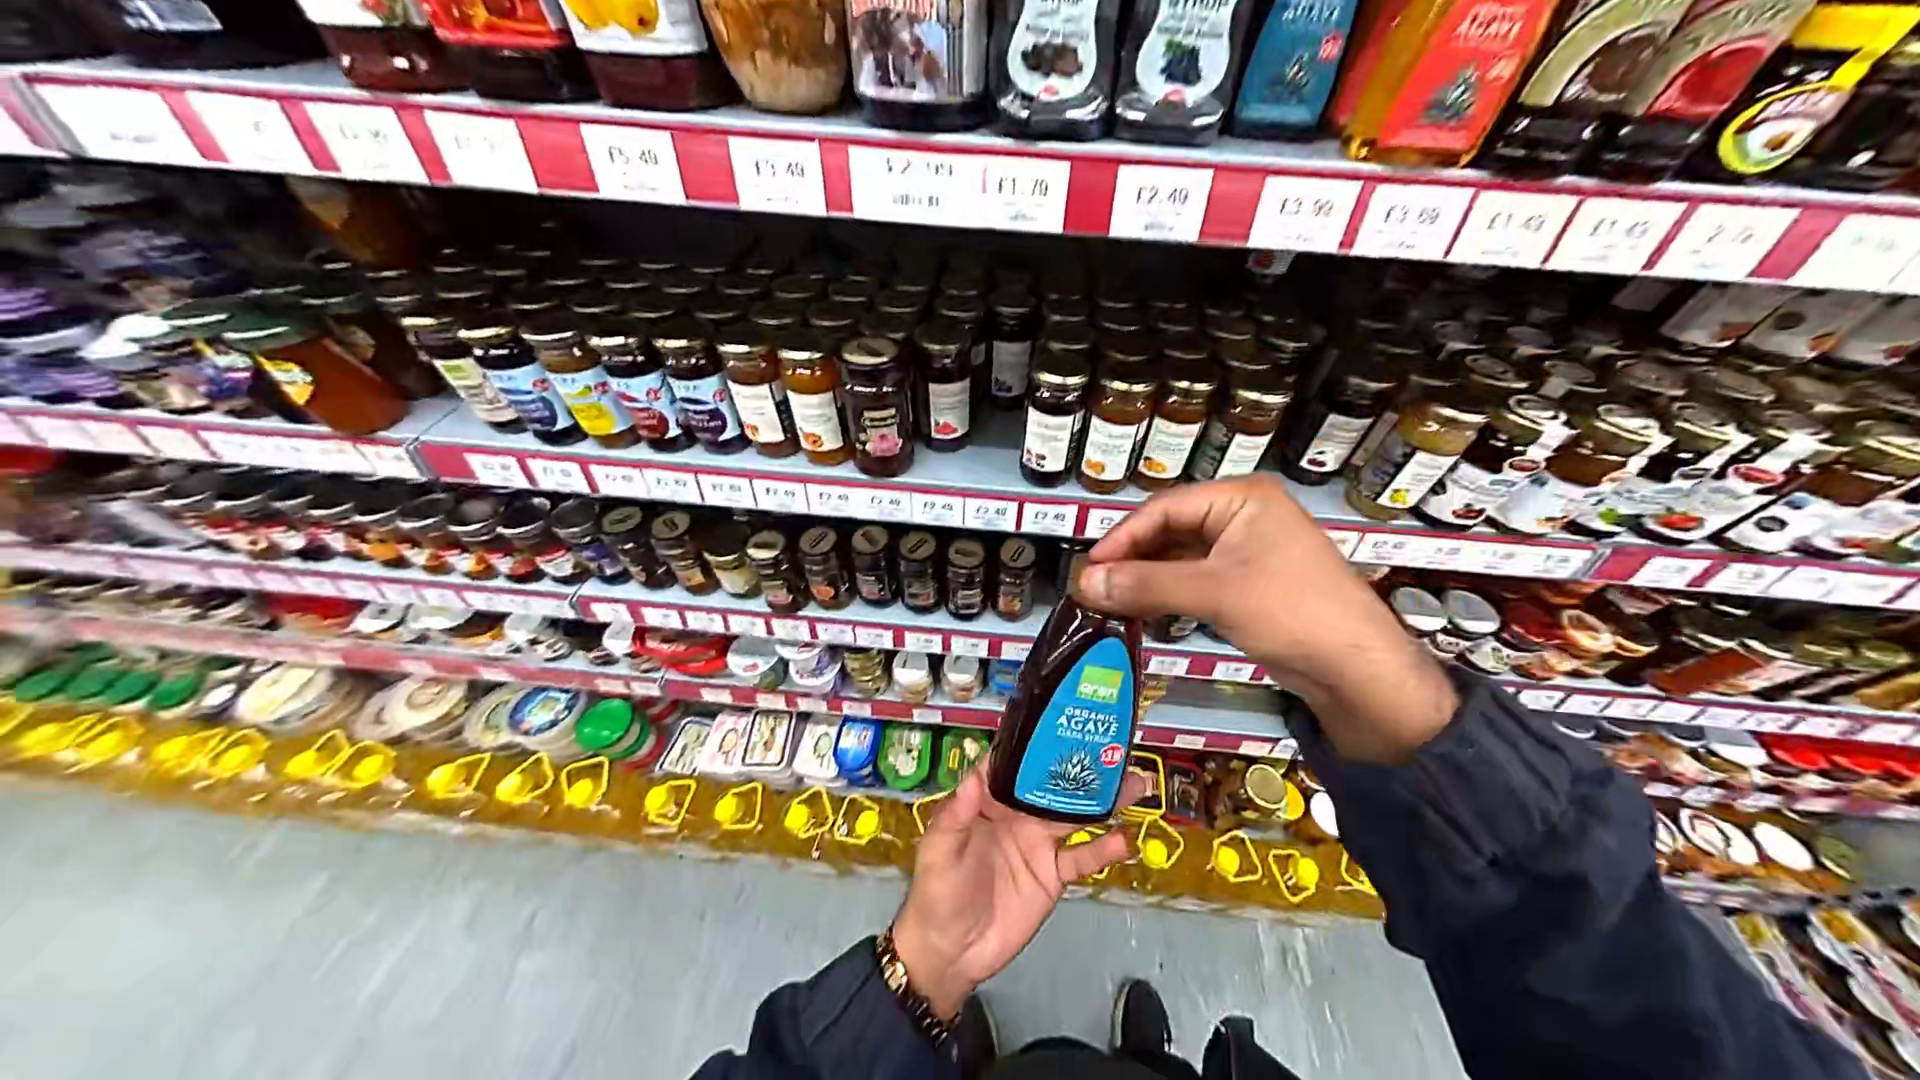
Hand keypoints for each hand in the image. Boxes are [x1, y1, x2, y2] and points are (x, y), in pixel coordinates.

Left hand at [891, 767, 1149, 1019]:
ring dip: (1105, 801)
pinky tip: (1124, 839)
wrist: (953, 952)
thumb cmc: (938, 892)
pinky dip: (1104, 849)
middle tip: (1113, 749)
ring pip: (1077, 816)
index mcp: (989, 802)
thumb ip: (956, 814)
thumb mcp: (940, 850)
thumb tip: (974, 775)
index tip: (1060, 725)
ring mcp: (1039, 844)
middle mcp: (1018, 815)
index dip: (1034, 746)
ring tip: (1135, 783)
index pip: (1013, 766)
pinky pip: (1083, 858)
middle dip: (1081, 768)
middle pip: (1054, 786)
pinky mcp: (1053, 874)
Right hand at [1079, 475, 1456, 764]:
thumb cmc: (1290, 612)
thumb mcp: (1212, 593)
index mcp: (1241, 498)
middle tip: (1097, 587)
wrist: (1357, 670)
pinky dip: (1167, 594)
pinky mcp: (1247, 583)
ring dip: (1147, 579)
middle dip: (1133, 560)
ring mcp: (1246, 551)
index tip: (1091, 568)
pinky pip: (1195, 580)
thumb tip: (1083, 585)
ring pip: (1180, 557)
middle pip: (1170, 530)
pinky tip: (1143, 610)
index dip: (1123, 537)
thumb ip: (1145, 585)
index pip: (1165, 508)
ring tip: (1112, 601)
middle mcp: (1242, 516)